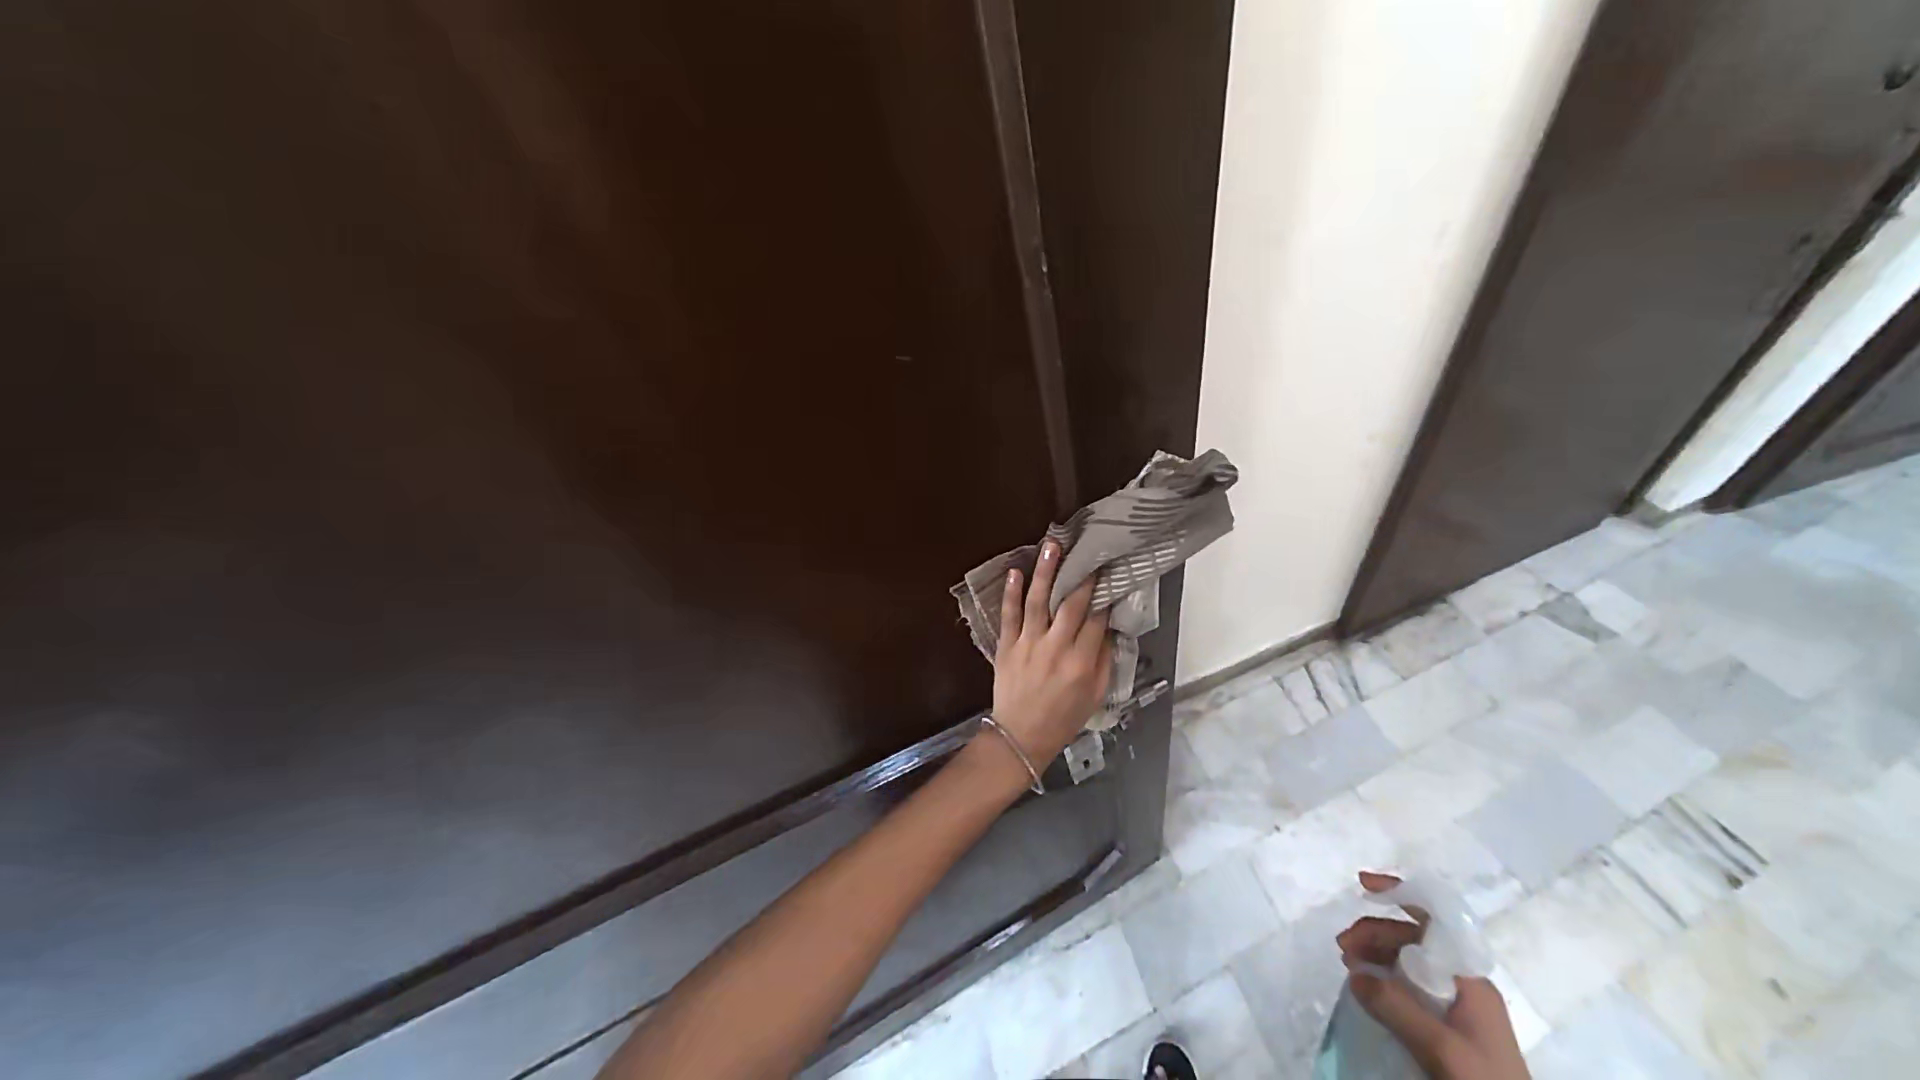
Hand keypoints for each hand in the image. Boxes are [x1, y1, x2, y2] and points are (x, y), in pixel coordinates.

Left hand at [989, 538, 1112, 766]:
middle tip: (1087, 554)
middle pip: (1070, 605)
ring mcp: (1028, 645)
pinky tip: (1016, 571)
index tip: (1109, 577)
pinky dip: (1011, 593)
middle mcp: (1056, 649)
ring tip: (1050, 546)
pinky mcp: (1006, 646)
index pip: (1096, 620)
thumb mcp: (1095, 695)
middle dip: (1081, 577)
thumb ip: (1104, 660)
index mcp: (1081, 663)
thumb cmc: (1063, 718)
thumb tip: (1108, 628)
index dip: (1104, 597)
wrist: (1021, 736)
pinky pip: (1009, 615)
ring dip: (1045, 572)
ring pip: (1038, 601)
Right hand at [1337, 872, 1530, 1079]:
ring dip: (1376, 955)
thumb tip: (1355, 973)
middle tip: (1343, 948)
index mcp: (1470, 978)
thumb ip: (1396, 1007)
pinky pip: (1410, 988)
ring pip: (1409, 962)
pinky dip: (1384, 979)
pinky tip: (1369, 990)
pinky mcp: (1450, 1028)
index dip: (1399, 894)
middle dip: (1375, 932)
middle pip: (1413, 938)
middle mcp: (1464, 984)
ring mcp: (1458, 1007)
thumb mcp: (1441, 1048)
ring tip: (1350, 966)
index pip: (1434, 919)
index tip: (1362, 884)